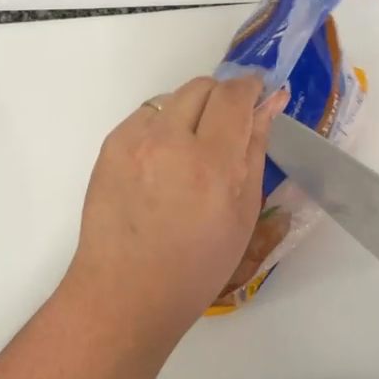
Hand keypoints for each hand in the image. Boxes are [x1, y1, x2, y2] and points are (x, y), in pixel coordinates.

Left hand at [62, 75, 285, 340]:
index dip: (251, 88)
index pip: (235, 96)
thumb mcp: (242, 214)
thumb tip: (268, 104)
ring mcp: (134, 142)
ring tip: (192, 152)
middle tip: (229, 126)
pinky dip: (161, 128)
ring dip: (190, 112)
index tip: (259, 94)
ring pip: (172, 98)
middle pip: (202, 87)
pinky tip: (163, 165)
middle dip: (222, 98)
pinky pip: (144, 117)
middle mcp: (170, 143)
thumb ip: (255, 150)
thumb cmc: (197, 266)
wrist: (127, 291)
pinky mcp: (110, 147)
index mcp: (212, 165)